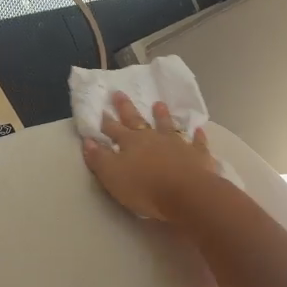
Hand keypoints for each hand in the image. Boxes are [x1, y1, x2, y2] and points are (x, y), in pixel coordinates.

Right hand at [82, 92, 220, 222]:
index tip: (101, 109)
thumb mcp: (112, 176)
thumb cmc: (144, 187)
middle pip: (137, 120)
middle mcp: (153, 138)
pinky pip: (197, 143)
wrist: (186, 194)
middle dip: (127, 108)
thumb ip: (99, 158)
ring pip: (167, 126)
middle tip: (120, 93)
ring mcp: (177, 144)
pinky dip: (197, 136)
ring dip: (162, 115)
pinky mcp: (197, 155)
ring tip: (159, 104)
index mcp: (131, 143)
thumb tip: (88, 140)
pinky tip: (198, 130)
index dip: (106, 121)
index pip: (114, 129)